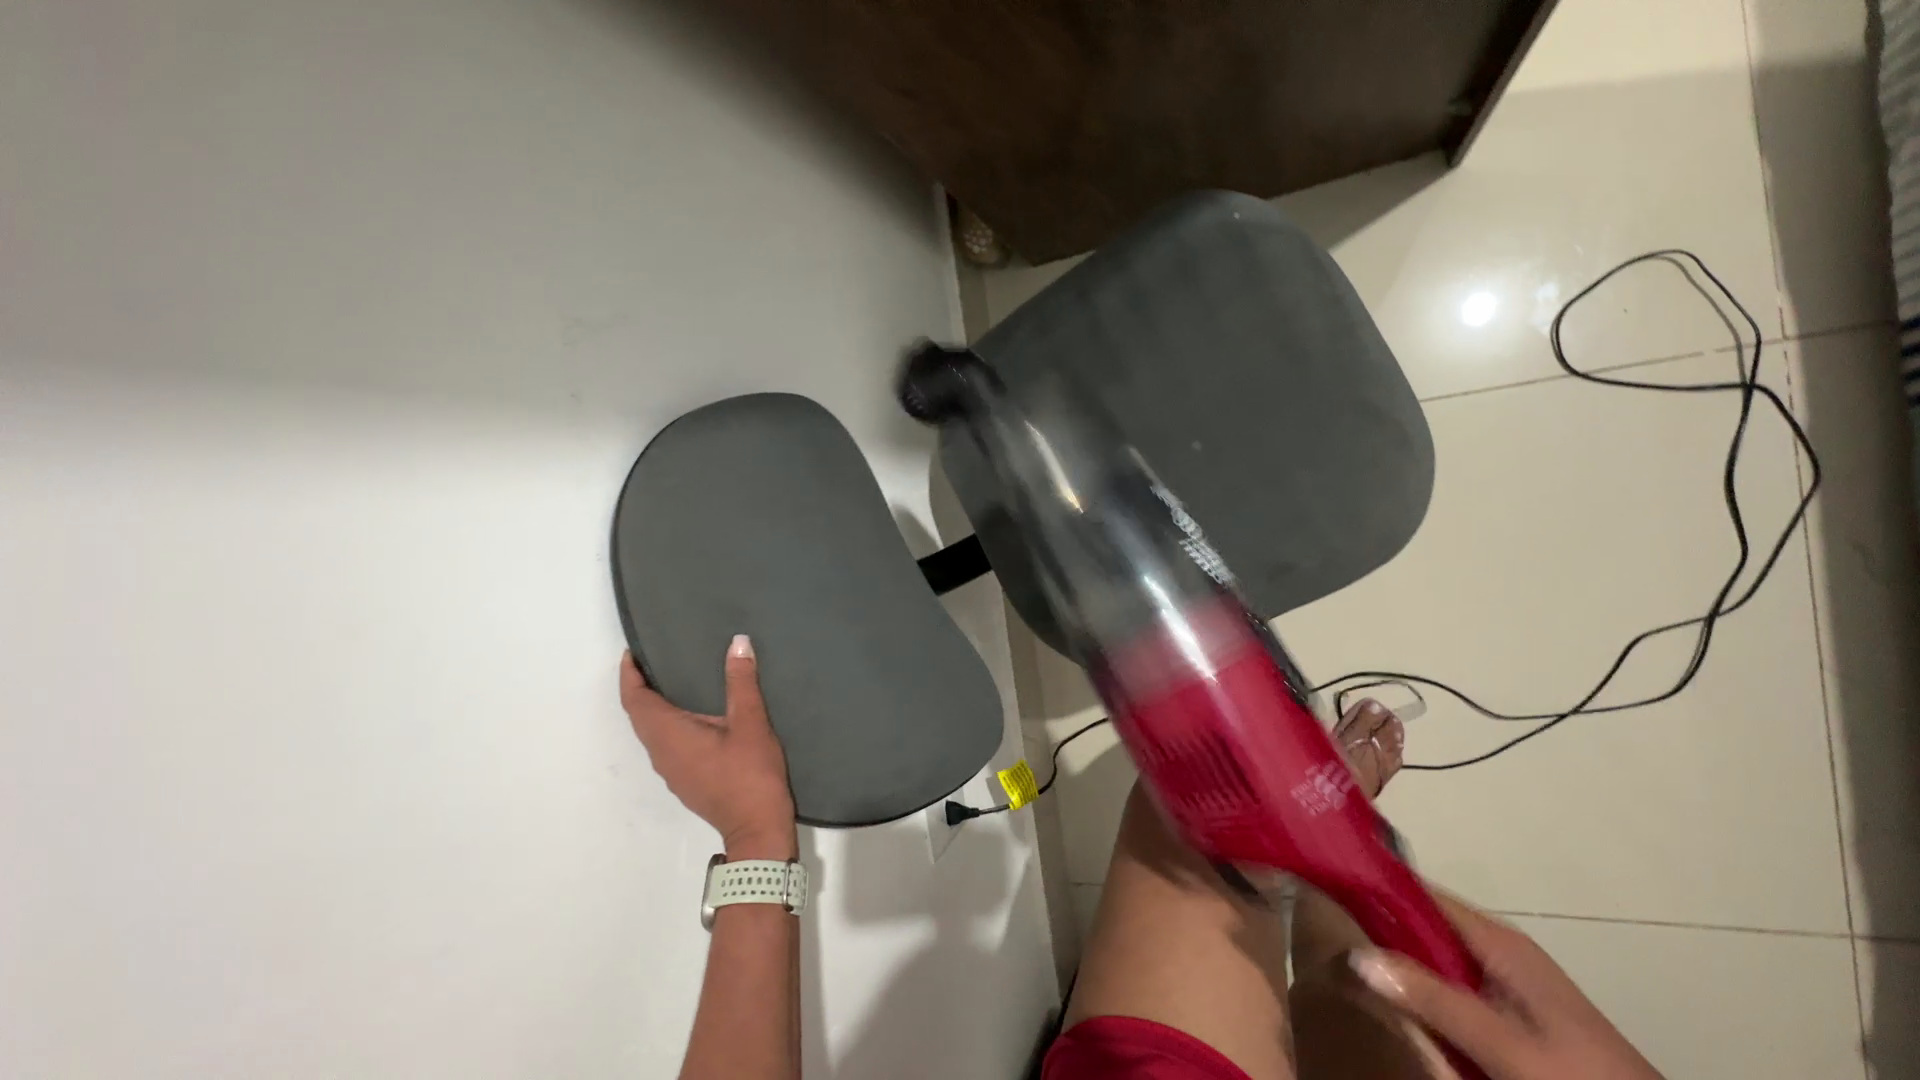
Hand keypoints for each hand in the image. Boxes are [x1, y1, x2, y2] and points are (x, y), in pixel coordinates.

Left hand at [619, 636, 796, 859]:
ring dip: (653, 707)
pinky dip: (667, 724)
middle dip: (640, 686)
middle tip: (656, 659)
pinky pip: (665, 744)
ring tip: (675, 681)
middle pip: (638, 715)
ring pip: (651, 732)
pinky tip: (693, 716)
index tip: (633, 652)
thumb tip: (738, 642)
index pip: (635, 699)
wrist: (758, 828)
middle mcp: (661, 753)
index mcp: (669, 734)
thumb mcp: (751, 722)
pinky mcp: (684, 781)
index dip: (629, 674)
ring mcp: (671, 771)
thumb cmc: (751, 773)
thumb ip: (742, 681)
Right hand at [1349, 894, 1663, 1079]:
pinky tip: (1400, 1013)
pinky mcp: (1504, 1013)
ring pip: (1428, 960)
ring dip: (1396, 970)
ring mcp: (1501, 982)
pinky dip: (1419, 998)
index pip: (1418, 891)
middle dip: (1376, 930)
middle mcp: (1495, 949)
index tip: (1322, 878)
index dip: (1371, 881)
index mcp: (1497, 941)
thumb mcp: (1505, 1044)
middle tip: (1323, 934)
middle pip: (1418, 924)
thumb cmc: (1580, 1076)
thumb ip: (1433, 1000)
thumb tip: (1353, 954)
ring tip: (1349, 972)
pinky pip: (1446, 992)